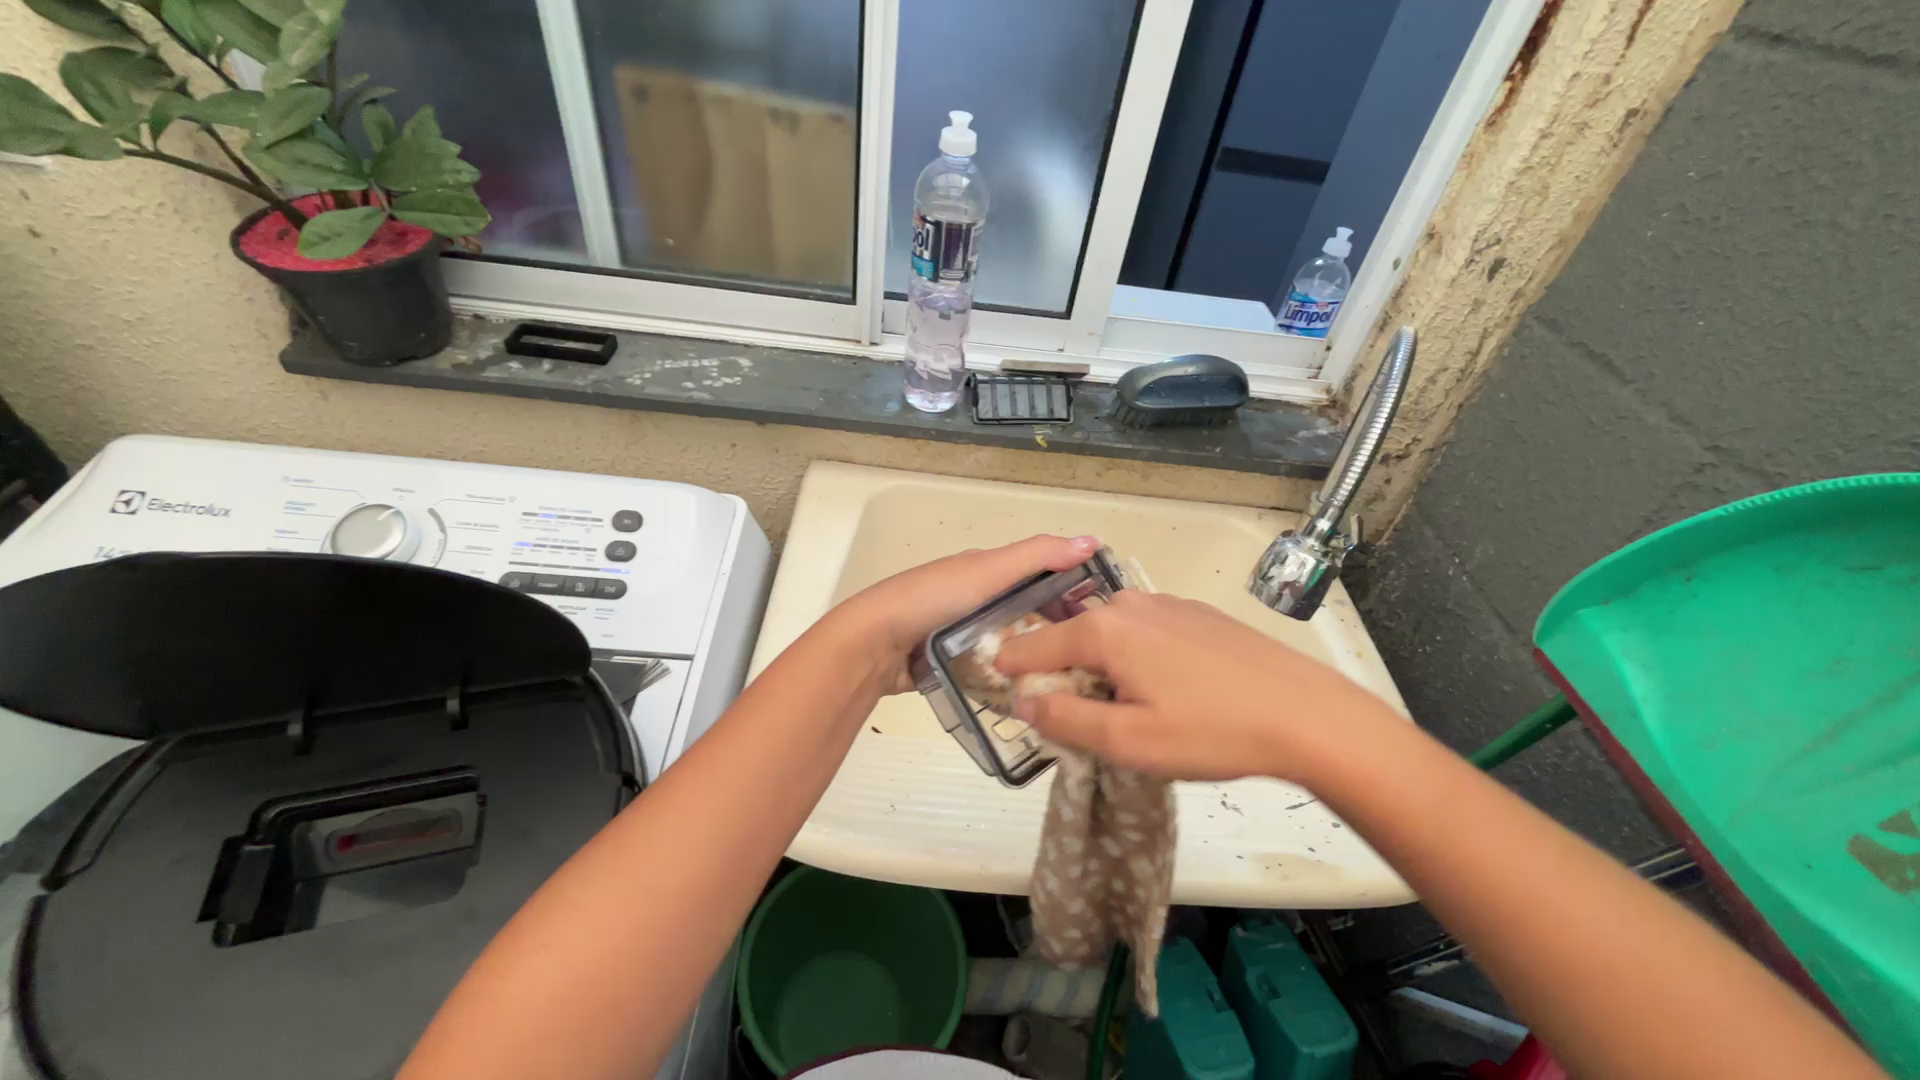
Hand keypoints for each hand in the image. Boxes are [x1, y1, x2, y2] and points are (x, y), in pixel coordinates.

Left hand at [830, 534, 1102, 693]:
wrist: (874, 644)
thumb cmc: (933, 599)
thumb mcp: (989, 571)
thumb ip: (1038, 556)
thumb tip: (1092, 540)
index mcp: (982, 570)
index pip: (1038, 574)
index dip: (1070, 589)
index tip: (1101, 617)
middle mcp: (972, 597)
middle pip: (1025, 609)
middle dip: (1055, 627)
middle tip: (1088, 657)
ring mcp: (958, 633)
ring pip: (1008, 641)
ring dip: (1033, 655)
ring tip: (1066, 679)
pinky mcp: (948, 664)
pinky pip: (988, 668)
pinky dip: (1007, 675)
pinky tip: (1028, 693)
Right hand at [996, 591, 1397, 782]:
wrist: (1306, 715)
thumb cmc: (1211, 732)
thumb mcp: (1127, 742)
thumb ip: (1064, 720)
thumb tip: (1024, 701)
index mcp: (1104, 630)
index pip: (1034, 645)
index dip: (1013, 669)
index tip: (1001, 688)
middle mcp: (1130, 604)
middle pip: (1075, 638)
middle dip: (1066, 675)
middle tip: (1080, 720)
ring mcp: (1169, 604)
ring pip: (1114, 635)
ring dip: (1106, 668)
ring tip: (1129, 711)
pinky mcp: (1199, 615)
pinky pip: (1148, 633)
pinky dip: (1140, 658)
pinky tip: (1170, 692)